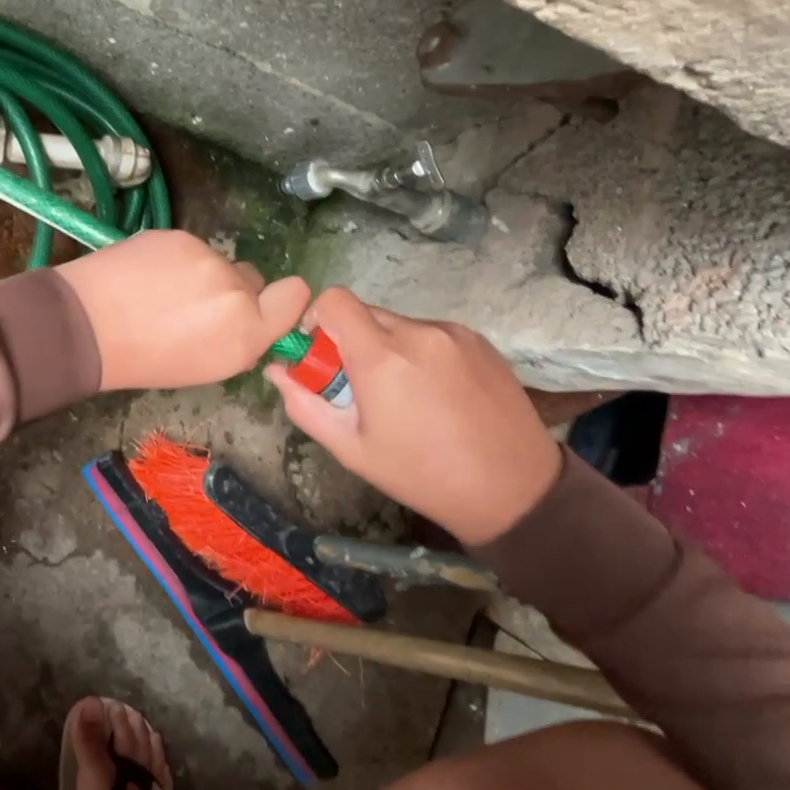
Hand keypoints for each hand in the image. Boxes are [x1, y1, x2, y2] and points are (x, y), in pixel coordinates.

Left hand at [57, 231, 309, 391]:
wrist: (86, 326)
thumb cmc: (144, 359)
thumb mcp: (205, 366)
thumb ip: (239, 338)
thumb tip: (247, 317)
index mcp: (246, 335)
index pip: (296, 295)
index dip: (281, 300)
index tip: (260, 306)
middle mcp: (235, 292)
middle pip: (253, 279)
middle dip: (232, 291)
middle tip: (191, 308)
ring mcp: (206, 258)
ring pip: (217, 262)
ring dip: (200, 274)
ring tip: (160, 293)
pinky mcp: (178, 235)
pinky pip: (189, 248)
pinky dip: (174, 259)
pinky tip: (146, 277)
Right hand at [264, 289, 559, 545]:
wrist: (513, 489)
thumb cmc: (421, 474)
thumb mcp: (350, 448)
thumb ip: (304, 404)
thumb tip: (277, 370)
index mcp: (381, 357)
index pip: (333, 300)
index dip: (316, 318)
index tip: (318, 351)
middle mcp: (417, 332)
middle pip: (364, 313)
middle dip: (350, 341)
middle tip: (357, 385)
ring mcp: (454, 334)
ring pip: (399, 324)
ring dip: (386, 348)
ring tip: (403, 395)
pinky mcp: (480, 341)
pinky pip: (431, 334)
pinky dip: (419, 353)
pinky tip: (435, 394)